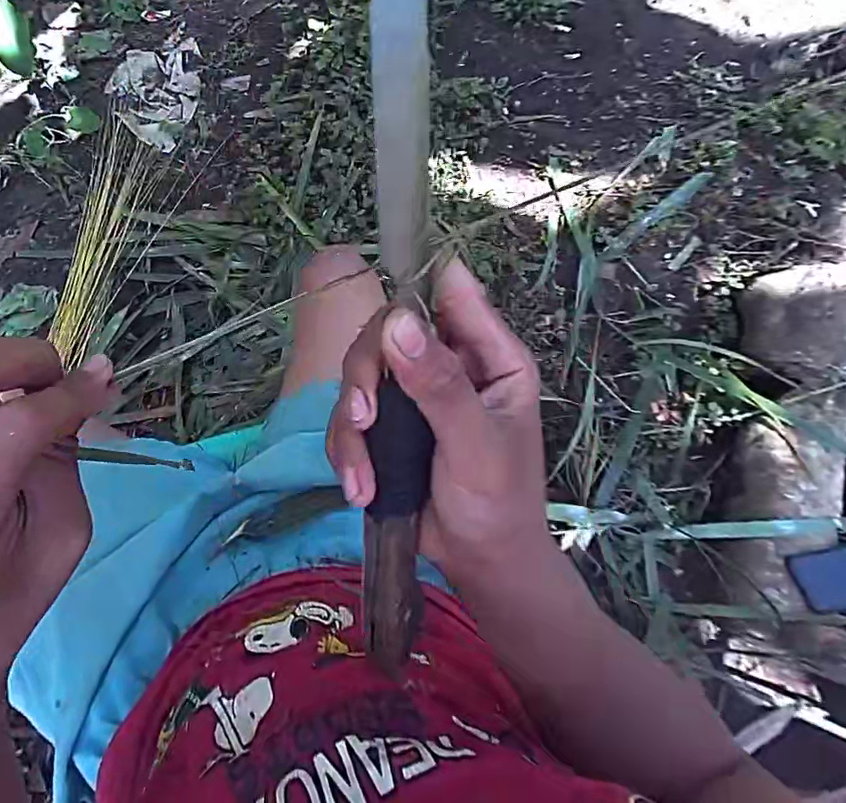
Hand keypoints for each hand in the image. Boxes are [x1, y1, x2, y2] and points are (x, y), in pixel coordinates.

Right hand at [325, 257, 553, 575]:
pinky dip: (346, 449)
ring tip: (362, 477)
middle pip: (385, 329)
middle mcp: (445, 360)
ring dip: (351, 422)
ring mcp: (412, 389)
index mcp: (487, 352)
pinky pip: (349, 413)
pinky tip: (360, 487)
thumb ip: (440, 385)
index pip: (450, 288)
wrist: (478, 562)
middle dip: (366, 374)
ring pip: (359, 371)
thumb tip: (398, 323)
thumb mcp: (476, 444)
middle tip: (365, 419)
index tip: (383, 314)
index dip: (414, 284)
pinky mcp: (386, 419)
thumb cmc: (499, 502)